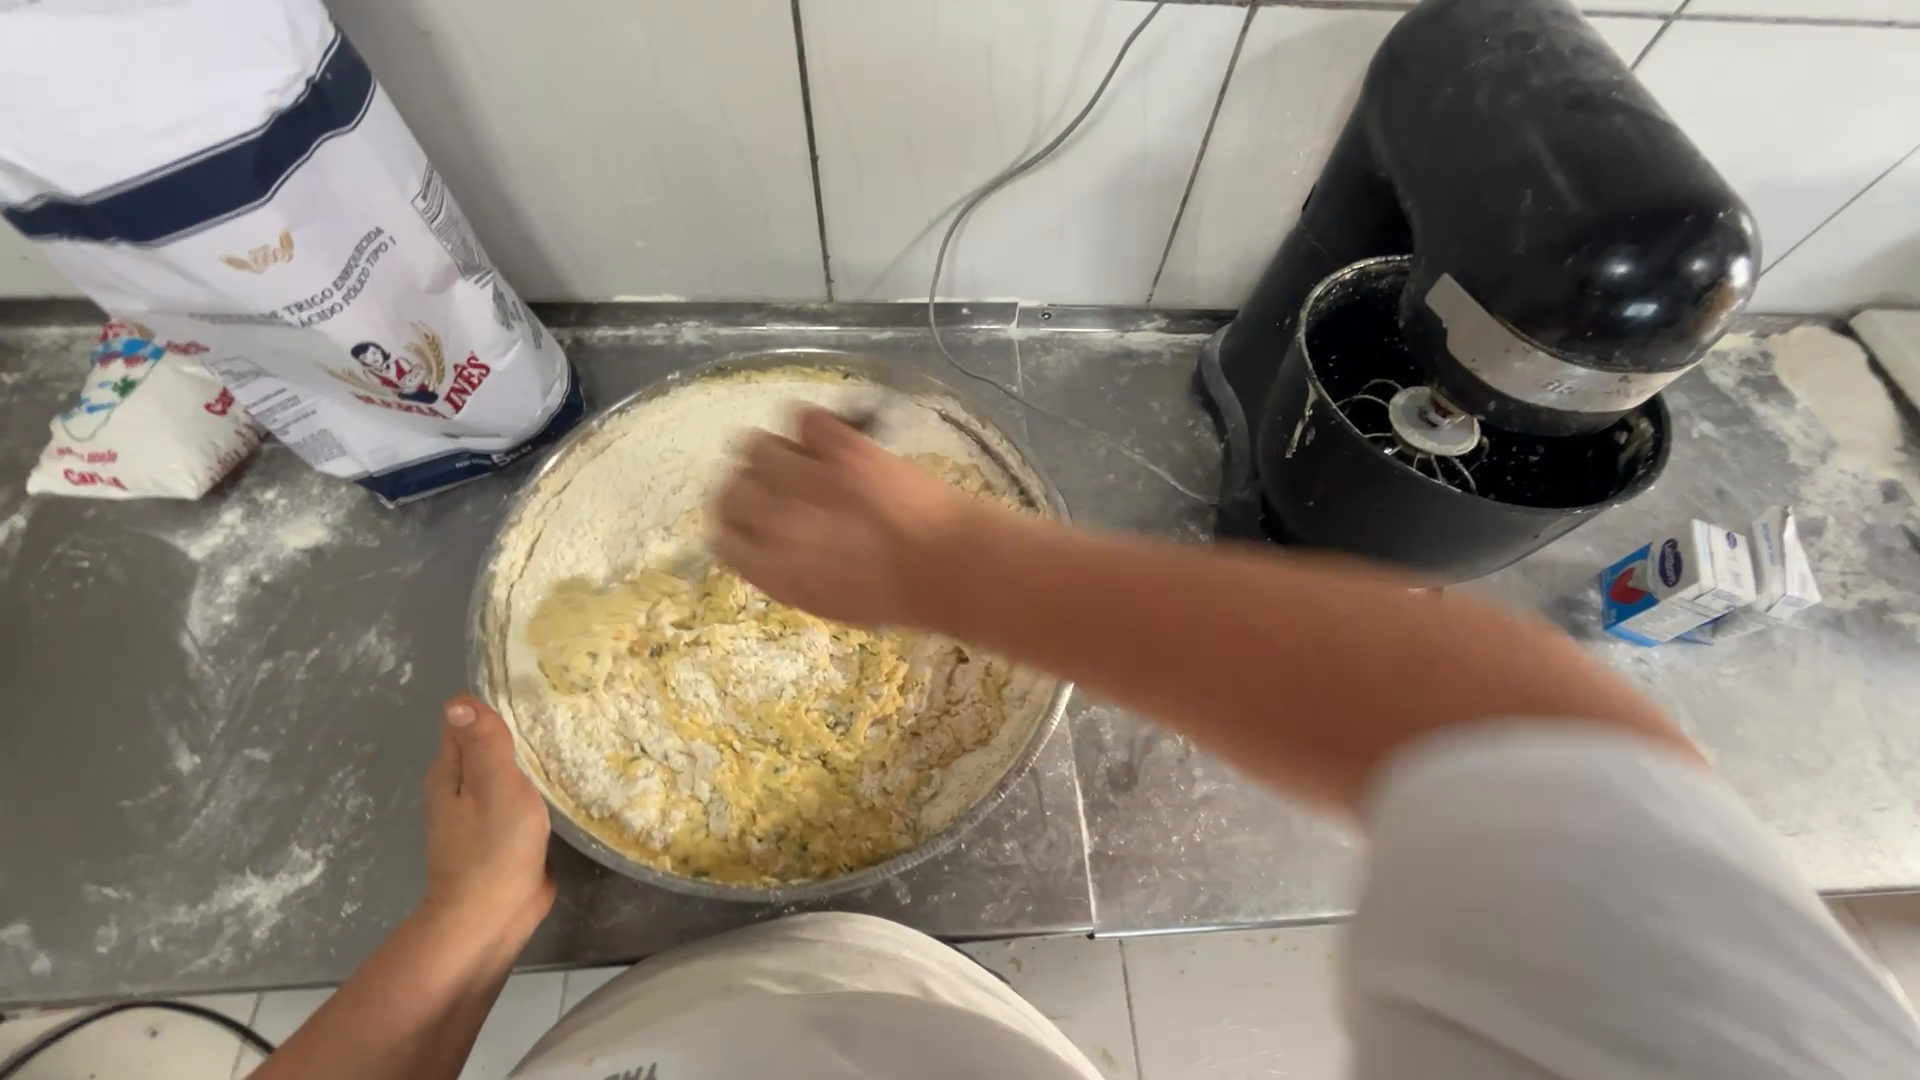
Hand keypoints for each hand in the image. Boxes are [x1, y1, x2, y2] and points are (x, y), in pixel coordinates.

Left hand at [421, 696, 554, 941]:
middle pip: (491, 742)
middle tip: (570, 700)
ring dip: (537, 751)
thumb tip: (459, 698)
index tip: (539, 681)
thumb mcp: (495, 788)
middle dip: (523, 721)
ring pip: (512, 766)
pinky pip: (527, 791)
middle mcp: (464, 786)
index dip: (497, 699)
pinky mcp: (510, 829)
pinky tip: (572, 772)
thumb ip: (485, 744)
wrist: (492, 917)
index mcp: (451, 772)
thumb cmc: (493, 848)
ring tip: (577, 728)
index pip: (468, 721)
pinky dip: (545, 778)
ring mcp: (487, 810)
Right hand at [714, 405, 977, 626]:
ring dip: (777, 452)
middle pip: (731, 487)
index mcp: (773, 570)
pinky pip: (804, 419)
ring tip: (804, 459)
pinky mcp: (843, 448)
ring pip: (757, 446)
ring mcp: (809, 480)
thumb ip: (787, 574)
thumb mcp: (829, 603)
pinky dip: (815, 426)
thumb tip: (766, 548)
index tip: (753, 516)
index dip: (736, 522)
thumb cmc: (898, 597)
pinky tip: (833, 440)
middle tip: (781, 485)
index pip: (722, 535)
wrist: (953, 566)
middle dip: (752, 485)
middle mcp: (778, 523)